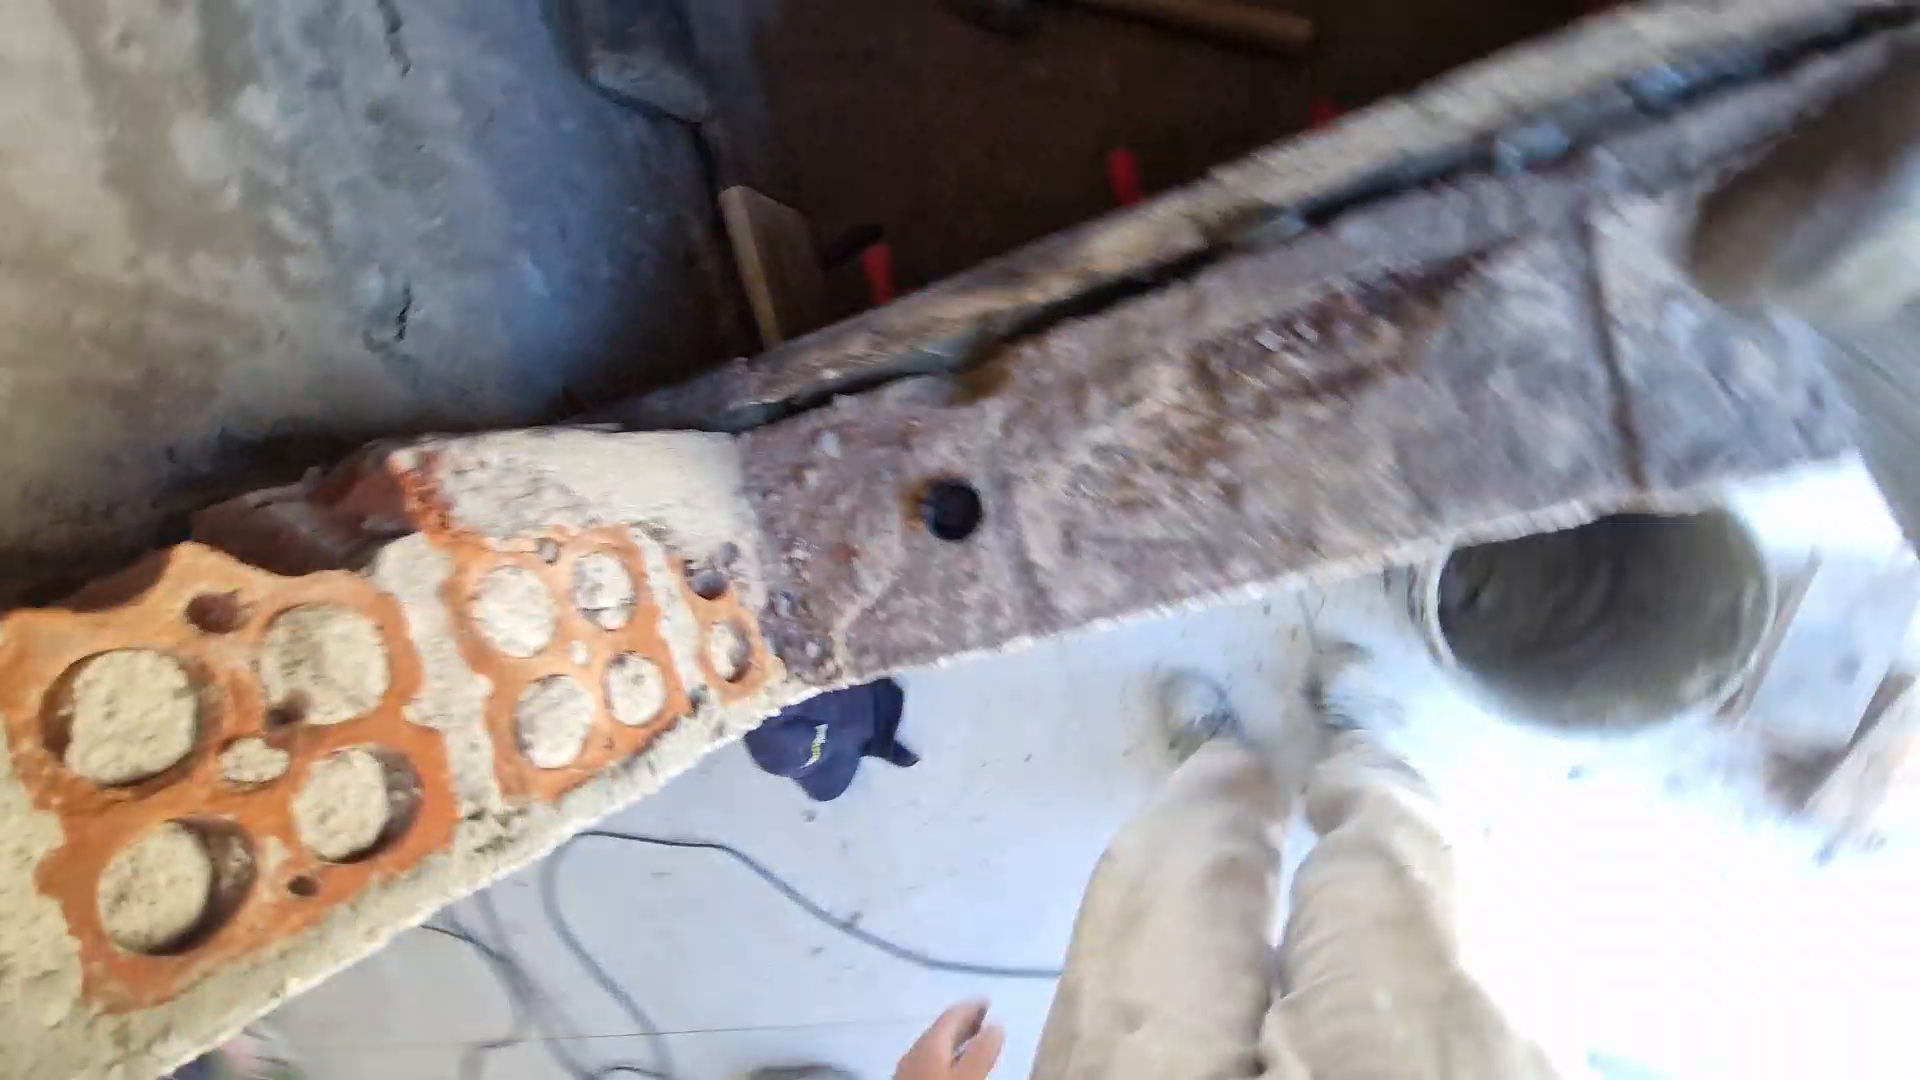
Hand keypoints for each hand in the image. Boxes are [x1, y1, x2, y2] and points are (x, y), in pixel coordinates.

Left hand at [895, 1000, 1004, 1079]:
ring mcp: (908, 1072)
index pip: (952, 1015)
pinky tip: (955, 1073)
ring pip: (935, 1049)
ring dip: (956, 1044)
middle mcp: (915, 1052)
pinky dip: (947, 1060)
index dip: (972, 1008)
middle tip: (986, 1020)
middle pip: (942, 1031)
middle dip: (965, 1024)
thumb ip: (982, 1053)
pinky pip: (930, 1065)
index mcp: (930, 1044)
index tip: (990, 1002)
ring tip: (975, 1046)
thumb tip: (997, 1024)